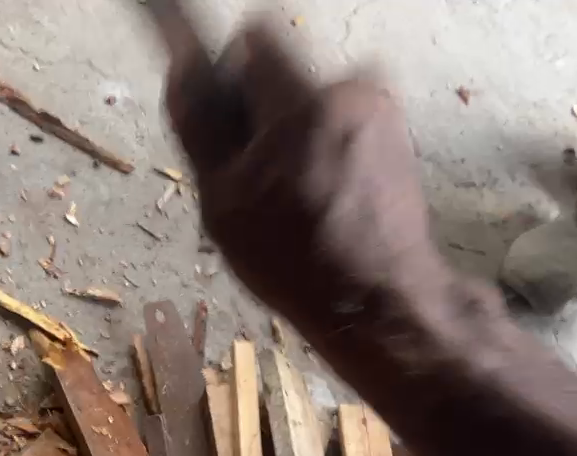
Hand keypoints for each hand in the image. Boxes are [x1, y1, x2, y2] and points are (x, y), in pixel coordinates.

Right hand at [168, 26, 451, 353]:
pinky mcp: (396, 127)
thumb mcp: (223, 205)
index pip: (253, 37)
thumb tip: (180, 66)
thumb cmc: (289, 259)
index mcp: (300, 102)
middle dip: (257, 116)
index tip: (215, 110)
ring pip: (309, 101)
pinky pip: (339, 119)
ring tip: (287, 202)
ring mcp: (380, 104)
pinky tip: (319, 201)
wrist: (376, 297)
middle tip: (250, 183)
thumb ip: (201, 130)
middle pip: (280, 74)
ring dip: (289, 138)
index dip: (224, 69)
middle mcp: (349, 84)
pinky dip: (321, 149)